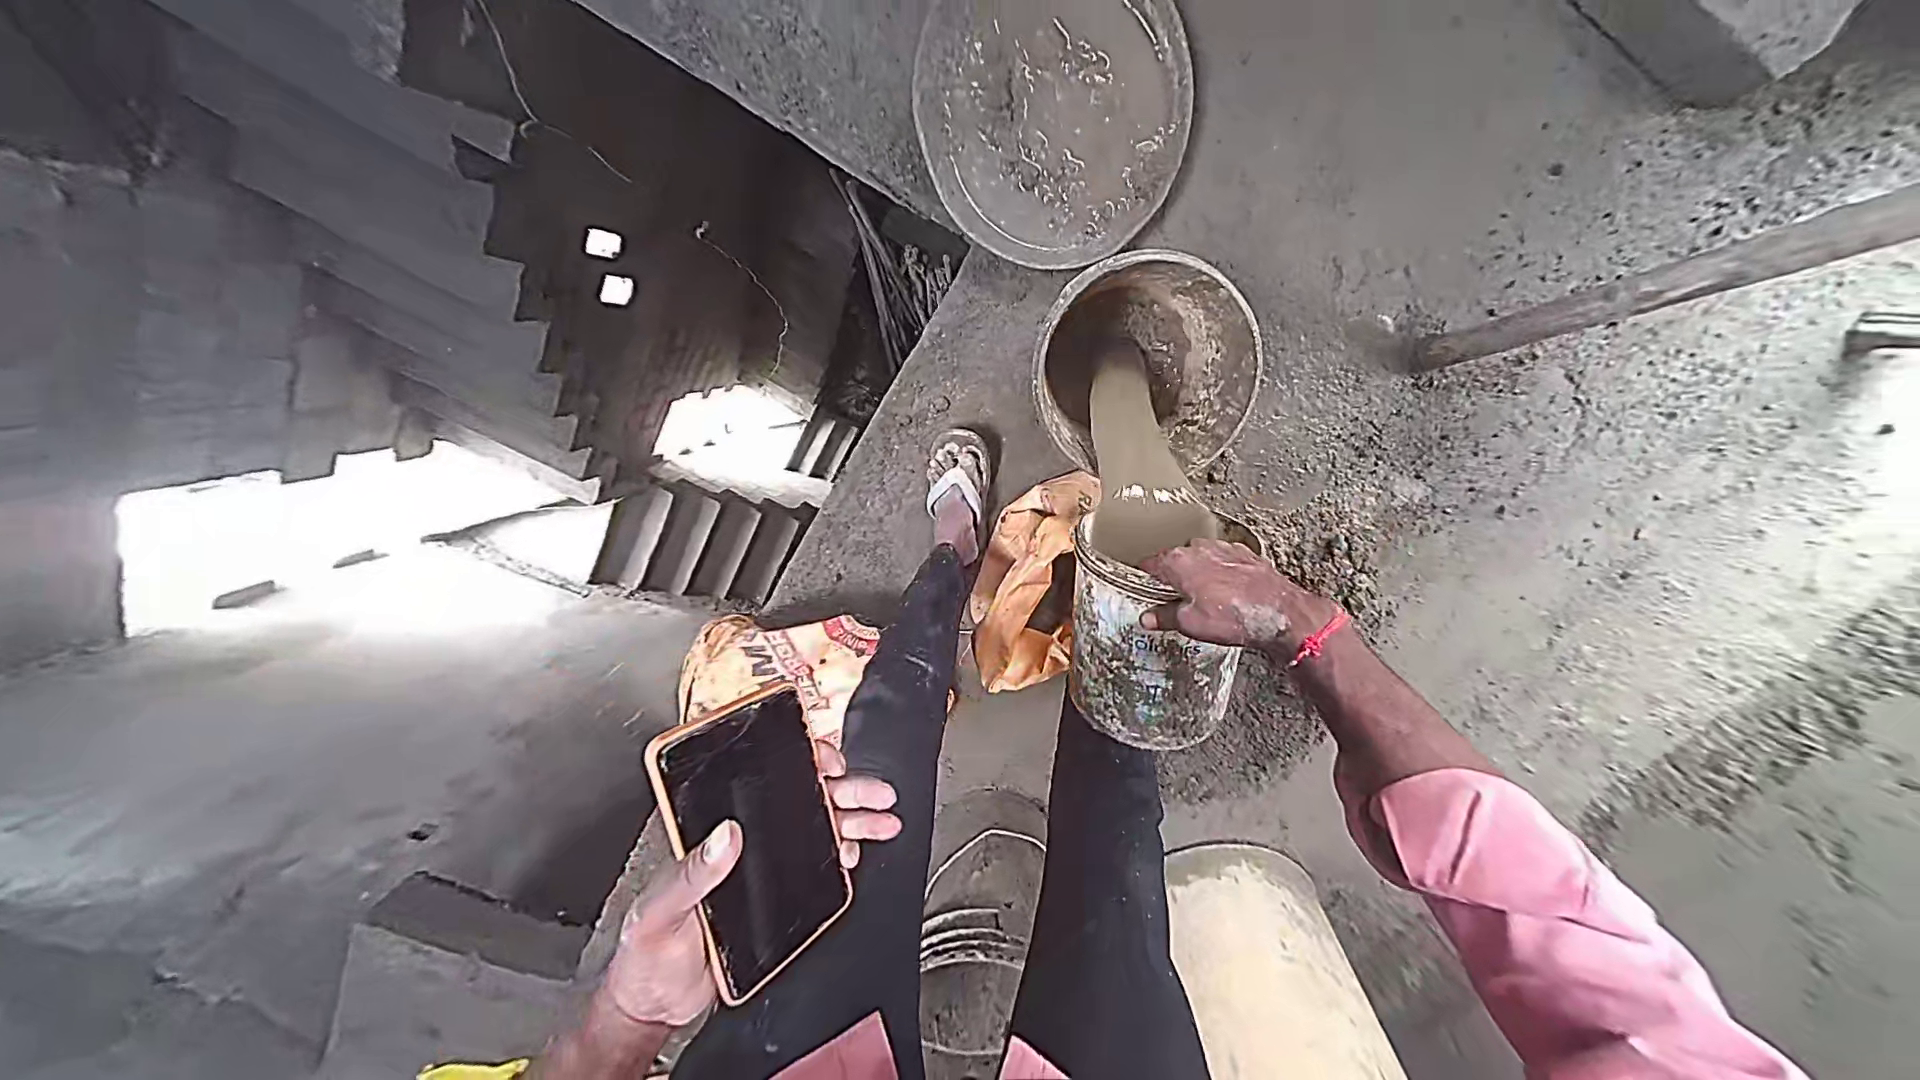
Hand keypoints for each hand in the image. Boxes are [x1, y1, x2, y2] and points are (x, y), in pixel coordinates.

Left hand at [600, 744, 901, 1027]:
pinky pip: (821, 865)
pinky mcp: (782, 893)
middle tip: (878, 794)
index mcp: (718, 828)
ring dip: (856, 820)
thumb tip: (727, 835)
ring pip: (821, 828)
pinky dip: (845, 853)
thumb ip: (693, 873)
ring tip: (883, 821)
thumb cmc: (647, 948)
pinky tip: (855, 852)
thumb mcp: (660, 908)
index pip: (767, 779)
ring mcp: (768, 864)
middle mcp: (750, 838)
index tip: (829, 763)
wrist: (658, 1000)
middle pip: (807, 800)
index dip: (804, 762)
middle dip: (848, 790)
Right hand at [1139, 538, 1336, 653]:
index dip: (1144, 577)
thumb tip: (1148, 617)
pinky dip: (1219, 572)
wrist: (1281, 613)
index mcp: (1178, 562)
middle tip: (1171, 597)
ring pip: (1199, 558)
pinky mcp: (1244, 554)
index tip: (1143, 587)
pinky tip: (1224, 591)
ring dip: (1196, 572)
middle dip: (1172, 576)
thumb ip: (1164, 617)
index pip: (1149, 564)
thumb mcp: (1190, 623)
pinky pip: (1222, 560)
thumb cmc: (1234, 617)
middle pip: (1174, 559)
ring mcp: (1223, 549)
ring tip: (1200, 595)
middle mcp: (1198, 549)